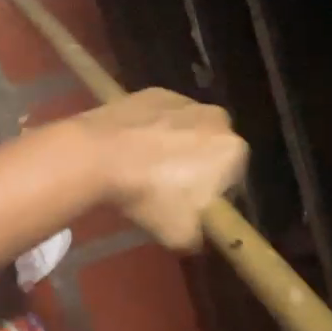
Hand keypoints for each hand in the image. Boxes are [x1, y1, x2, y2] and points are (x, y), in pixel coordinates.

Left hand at [76, 89, 248, 251]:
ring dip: (171, 145)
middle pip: (210, 150)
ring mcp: (181, 99)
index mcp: (234, 150)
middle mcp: (216, 117)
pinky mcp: (149, 91)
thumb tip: (194, 238)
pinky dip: (148, 128)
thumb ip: (197, 239)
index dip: (212, 197)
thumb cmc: (148, 195)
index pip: (233, 180)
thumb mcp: (180, 236)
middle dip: (195, 166)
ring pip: (184, 130)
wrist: (97, 155)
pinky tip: (128, 146)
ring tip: (142, 167)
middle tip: (165, 189)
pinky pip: (157, 116)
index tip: (189, 208)